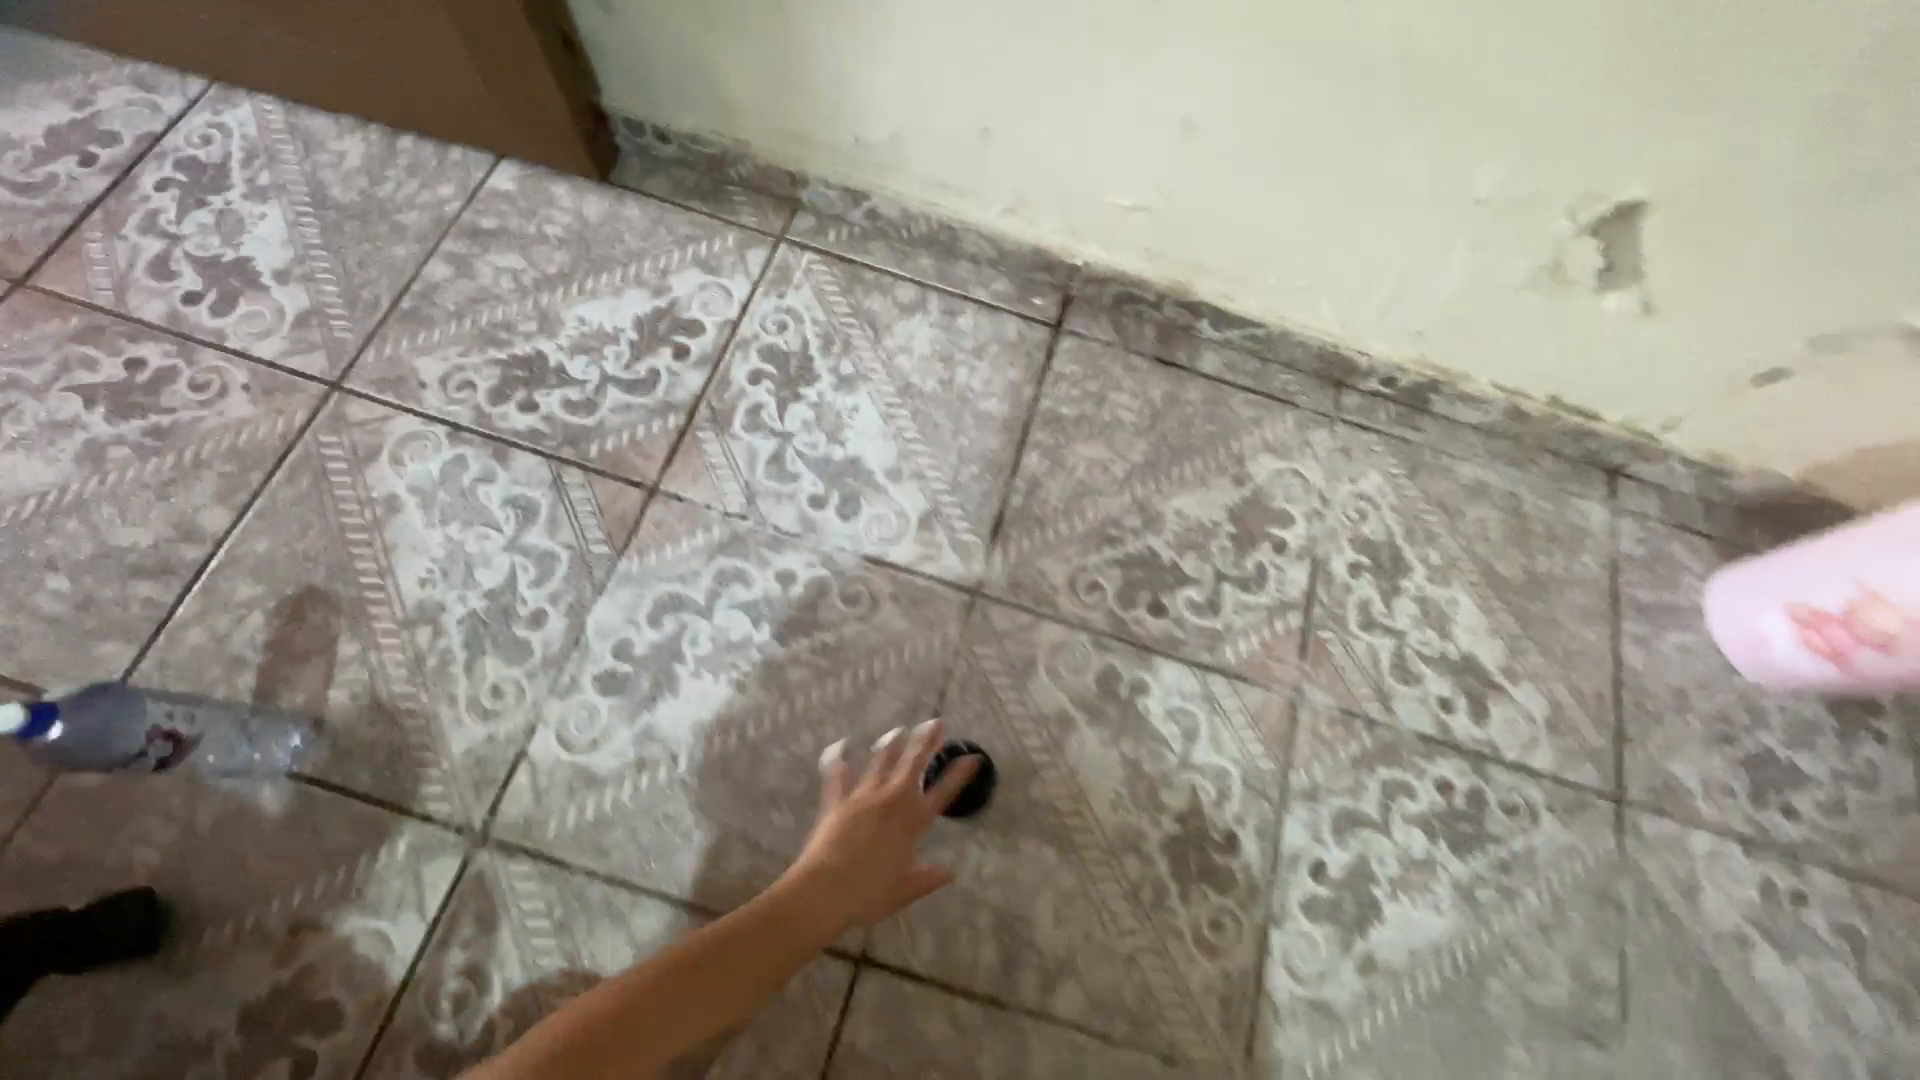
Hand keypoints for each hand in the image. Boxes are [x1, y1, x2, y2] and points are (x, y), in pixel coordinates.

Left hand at [779, 718, 980, 933]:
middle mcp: (891, 803)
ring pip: (880, 763)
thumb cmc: (867, 896)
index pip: (942, 794)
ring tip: (898, 729)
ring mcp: (863, 798)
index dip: (959, 774)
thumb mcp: (902, 891)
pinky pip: (837, 775)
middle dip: (925, 743)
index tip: (972, 758)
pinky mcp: (837, 801)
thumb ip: (926, 879)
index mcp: (912, 824)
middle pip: (912, 766)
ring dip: (890, 744)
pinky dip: (839, 759)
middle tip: (935, 722)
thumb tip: (949, 873)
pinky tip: (840, 745)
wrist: (824, 891)